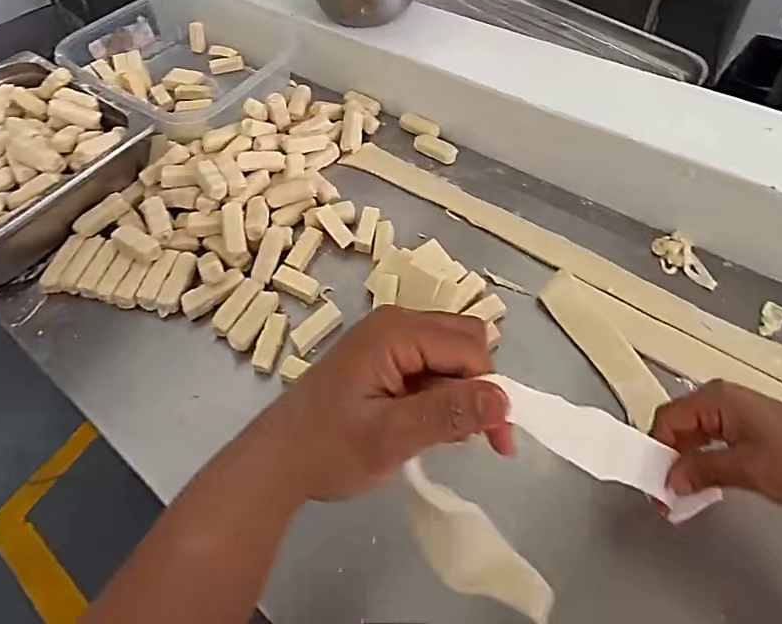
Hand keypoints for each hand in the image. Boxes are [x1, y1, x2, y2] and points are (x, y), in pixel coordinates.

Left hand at [242, 307, 512, 503]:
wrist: (278, 459)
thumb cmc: (329, 448)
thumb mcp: (391, 437)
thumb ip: (448, 414)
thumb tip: (503, 398)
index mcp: (395, 331)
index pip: (467, 346)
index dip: (490, 388)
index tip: (498, 441)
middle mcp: (395, 323)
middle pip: (463, 339)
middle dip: (480, 385)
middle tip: (477, 439)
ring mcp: (388, 337)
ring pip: (450, 351)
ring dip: (462, 391)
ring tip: (448, 437)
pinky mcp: (384, 355)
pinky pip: (431, 362)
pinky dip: (442, 392)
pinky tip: (429, 424)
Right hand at [650, 380, 781, 512]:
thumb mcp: (746, 471)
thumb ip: (702, 471)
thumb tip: (671, 478)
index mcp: (716, 398)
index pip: (669, 417)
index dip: (657, 449)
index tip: (655, 483)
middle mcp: (722, 396)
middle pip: (680, 422)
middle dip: (670, 456)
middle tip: (667, 493)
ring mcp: (737, 409)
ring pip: (696, 431)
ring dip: (687, 459)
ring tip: (685, 491)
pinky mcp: (750, 424)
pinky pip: (714, 436)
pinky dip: (705, 457)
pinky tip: (707, 480)